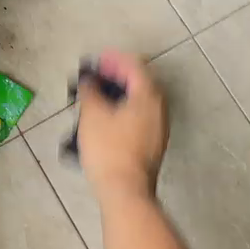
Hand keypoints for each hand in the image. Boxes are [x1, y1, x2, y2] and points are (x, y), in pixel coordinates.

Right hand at [75, 50, 169, 203]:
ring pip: (140, 100)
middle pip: (140, 82)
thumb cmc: (108, 148)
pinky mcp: (152, 142)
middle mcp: (159, 109)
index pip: (134, 67)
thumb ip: (91, 91)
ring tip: (98, 93)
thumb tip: (90, 81)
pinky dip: (124, 106)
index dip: (114, 59)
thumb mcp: (92, 114)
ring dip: (121, 91)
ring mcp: (159, 128)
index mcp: (148, 97)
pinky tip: (107, 114)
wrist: (125, 189)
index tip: (98, 59)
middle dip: (118, 75)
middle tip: (97, 74)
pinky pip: (140, 114)